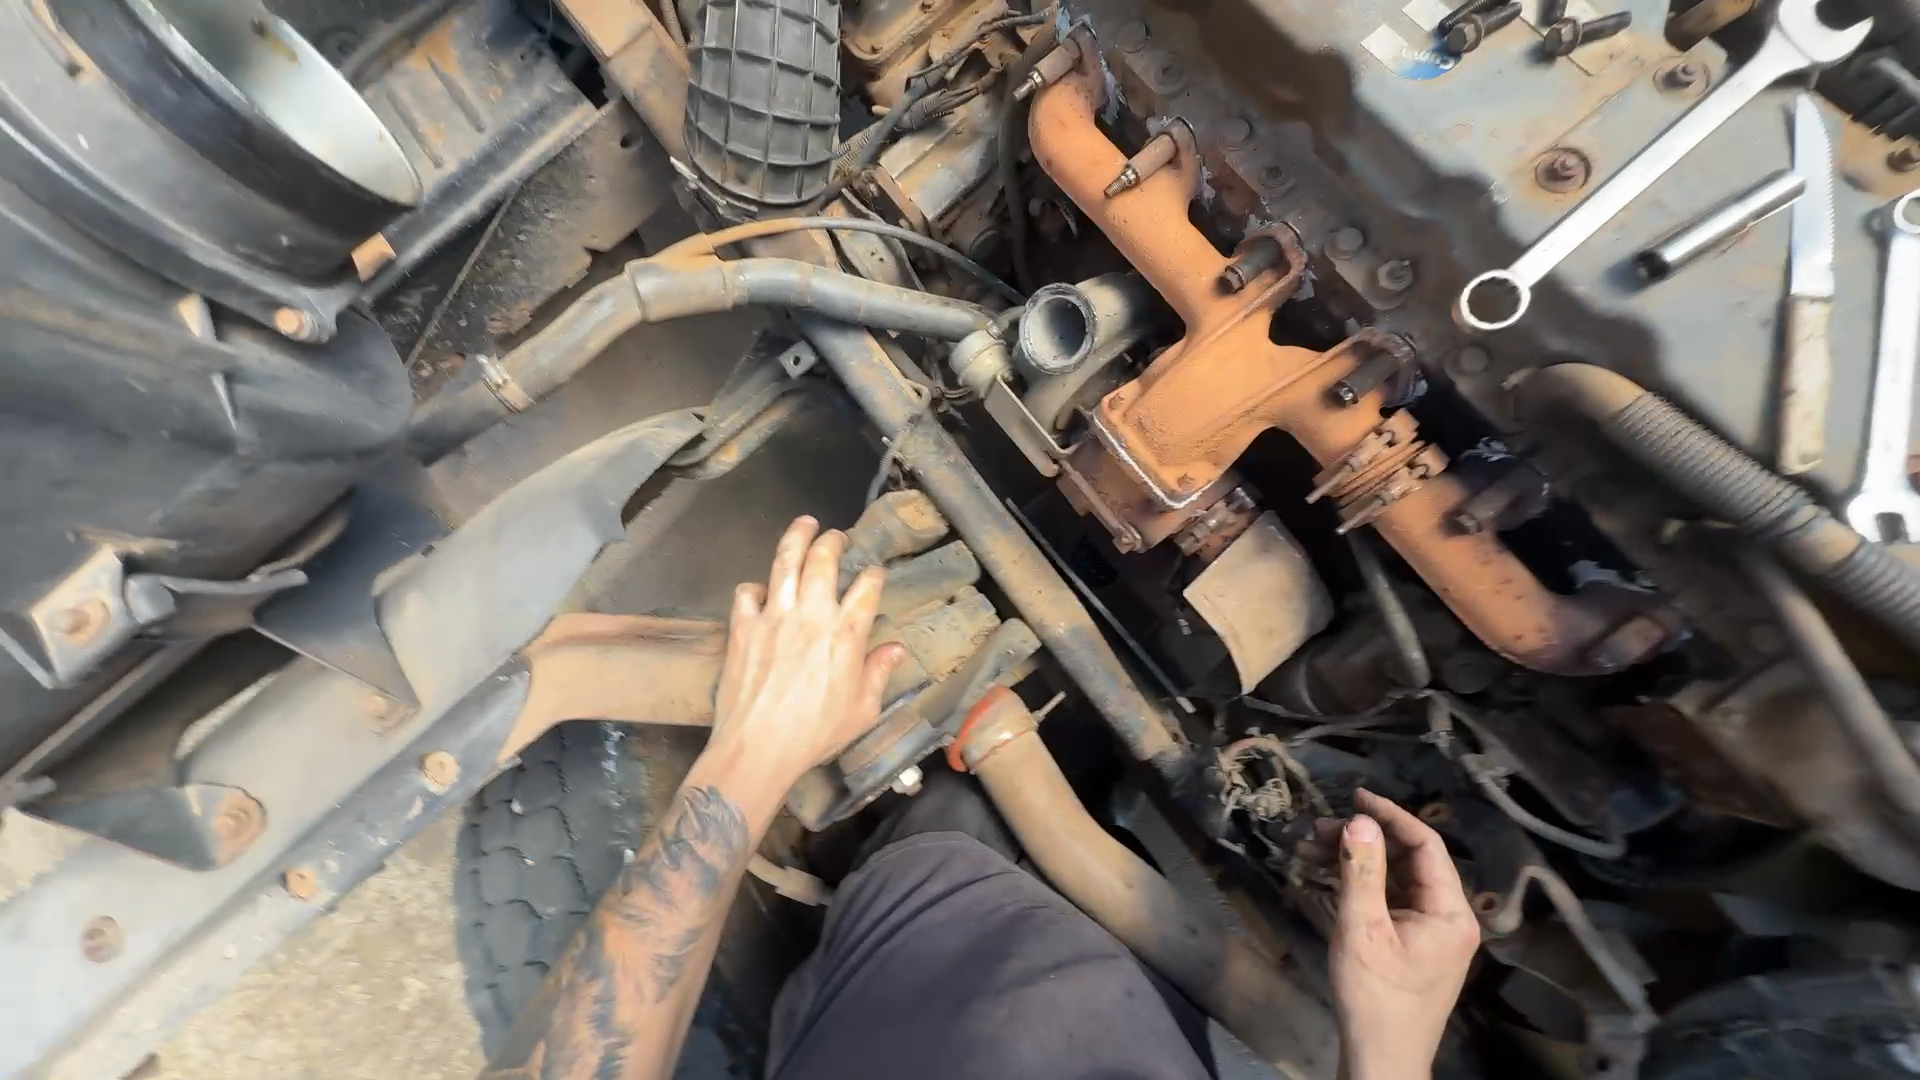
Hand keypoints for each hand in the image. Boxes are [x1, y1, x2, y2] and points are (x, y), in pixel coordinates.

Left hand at [709, 516, 908, 788]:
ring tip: (804, 524)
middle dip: (833, 541)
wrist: (758, 749)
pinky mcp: (743, 627)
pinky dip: (755, 586)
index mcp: (846, 634)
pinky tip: (761, 590)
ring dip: (796, 537)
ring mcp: (773, 617)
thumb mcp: (862, 710)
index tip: (875, 573)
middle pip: (823, 560)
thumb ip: (878, 673)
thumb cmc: (815, 734)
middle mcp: (811, 615)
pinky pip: (747, 592)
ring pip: (784, 562)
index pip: (866, 588)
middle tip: (836, 535)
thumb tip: (896, 649)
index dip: (874, 575)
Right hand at [1297, 789, 1479, 1079]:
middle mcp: (1446, 915)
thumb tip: (1358, 820)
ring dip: (1353, 857)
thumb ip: (1362, 871)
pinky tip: (1321, 870)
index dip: (1391, 815)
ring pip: (1391, 874)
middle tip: (1317, 827)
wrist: (1380, 1054)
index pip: (1426, 845)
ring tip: (1309, 846)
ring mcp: (1429, 928)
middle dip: (1362, 837)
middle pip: (1406, 857)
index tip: (1355, 796)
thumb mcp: (1362, 928)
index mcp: (1449, 912)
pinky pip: (1384, 895)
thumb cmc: (1375, 993)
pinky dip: (1355, 879)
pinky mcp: (1409, 939)